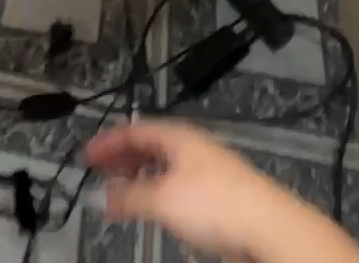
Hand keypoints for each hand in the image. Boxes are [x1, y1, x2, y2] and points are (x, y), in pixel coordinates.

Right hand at [85, 122, 358, 262]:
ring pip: (164, 165)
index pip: (133, 130)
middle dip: (122, 157)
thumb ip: (129, 196)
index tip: (85, 153)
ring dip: (140, 175)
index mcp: (176, 135)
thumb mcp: (162, 199)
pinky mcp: (220, 193)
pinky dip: (158, 190)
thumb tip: (103, 195)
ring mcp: (208, 168)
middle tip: (100, 170)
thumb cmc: (214, 204)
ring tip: (122, 192)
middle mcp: (191, 145)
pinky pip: (178, 183)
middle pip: (149, 144)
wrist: (272, 228)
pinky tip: (156, 207)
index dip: (107, 141)